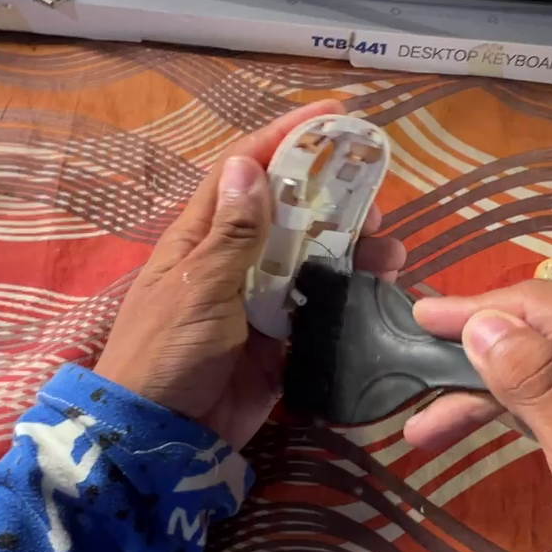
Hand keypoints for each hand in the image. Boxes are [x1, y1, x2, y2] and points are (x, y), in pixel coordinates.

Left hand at [97, 100, 405, 449]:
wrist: (161, 436)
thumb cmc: (166, 353)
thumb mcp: (197, 288)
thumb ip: (232, 235)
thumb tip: (252, 166)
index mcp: (204, 235)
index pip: (247, 169)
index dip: (288, 137)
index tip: (336, 116)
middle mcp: (235, 259)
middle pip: (291, 213)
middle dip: (336, 202)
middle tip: (377, 211)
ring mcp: (258, 300)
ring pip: (311, 260)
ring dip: (350, 252)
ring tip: (390, 256)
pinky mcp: (278, 339)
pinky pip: (317, 308)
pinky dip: (347, 299)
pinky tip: (377, 295)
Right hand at [406, 282, 551, 551]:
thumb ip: (542, 391)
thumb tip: (483, 326)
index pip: (541, 305)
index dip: (473, 312)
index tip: (417, 321)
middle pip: (538, 327)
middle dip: (472, 358)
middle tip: (413, 384)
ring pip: (544, 355)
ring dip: (487, 387)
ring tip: (429, 427)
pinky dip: (519, 400)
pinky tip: (475, 420)